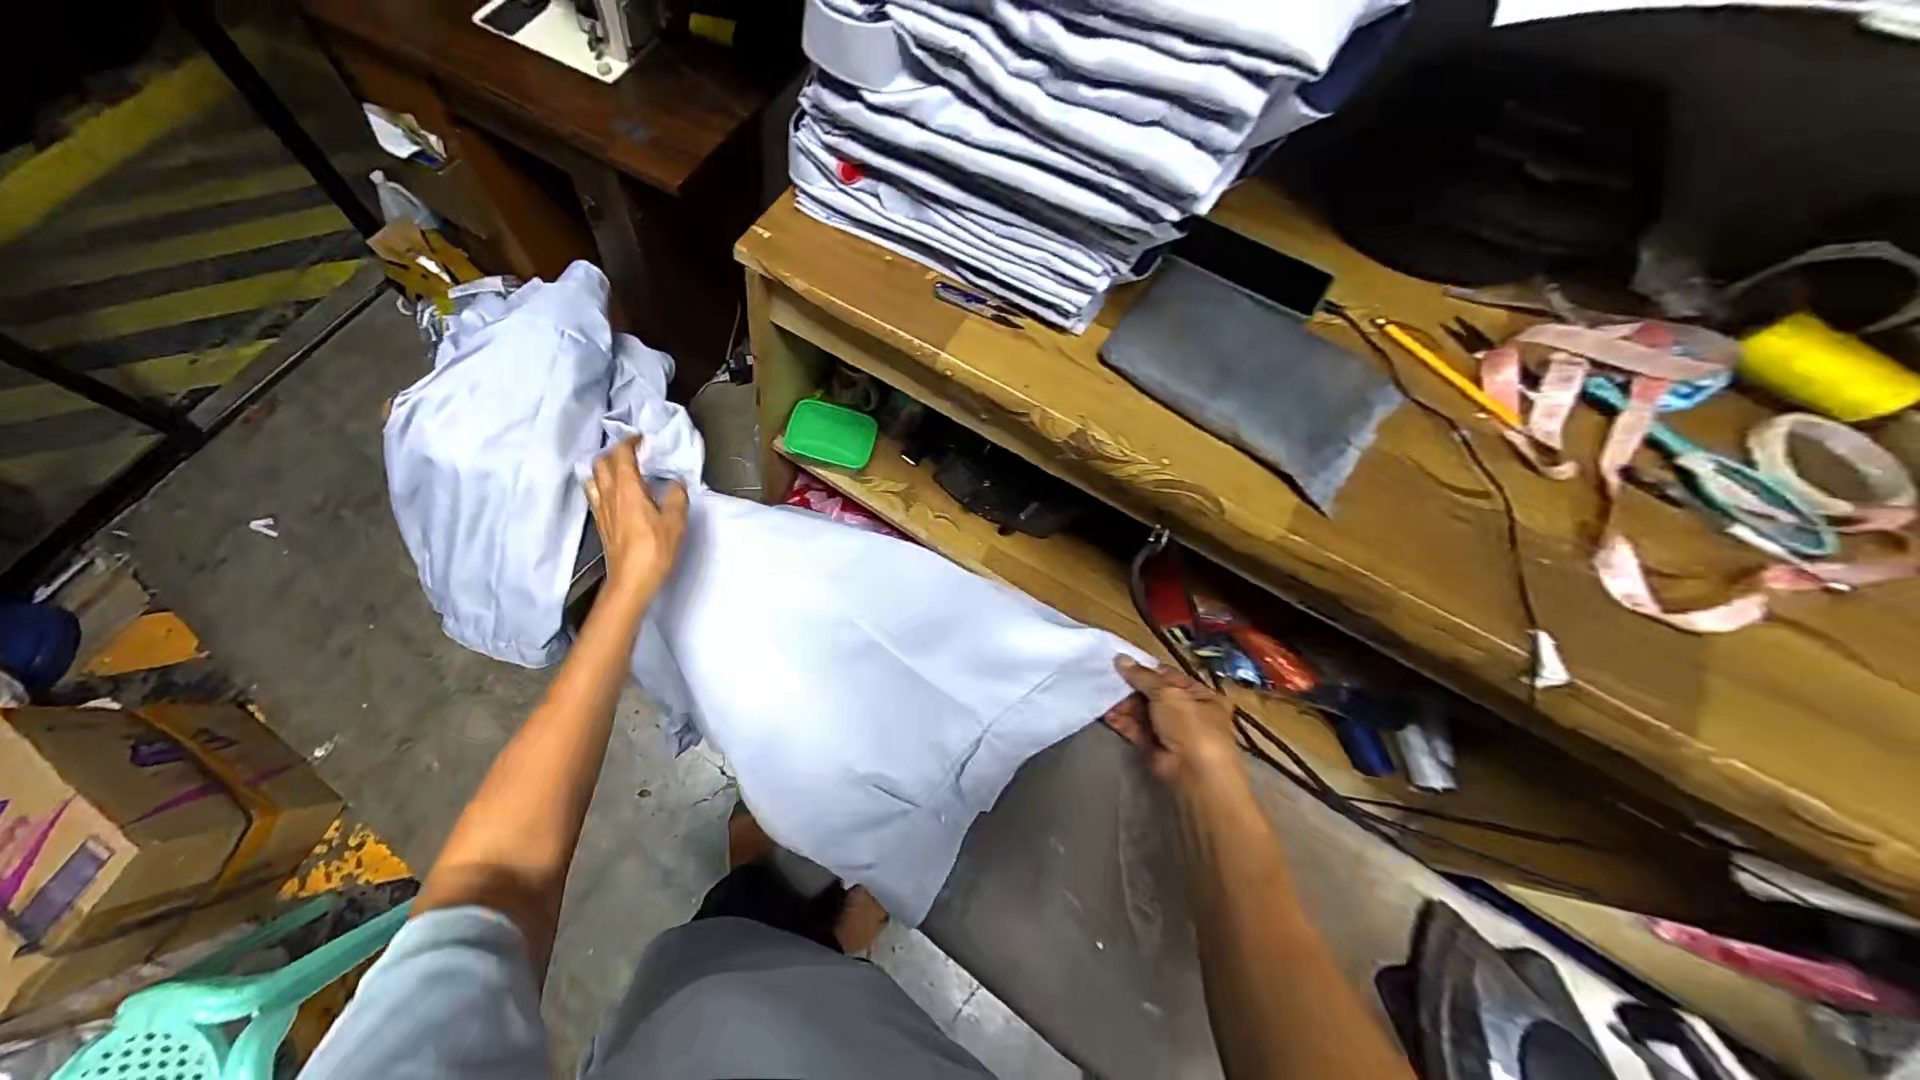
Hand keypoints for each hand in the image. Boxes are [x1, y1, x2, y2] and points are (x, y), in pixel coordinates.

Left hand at [585, 436, 688, 607]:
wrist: (631, 580)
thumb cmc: (654, 550)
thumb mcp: (675, 522)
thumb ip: (676, 497)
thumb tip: (675, 483)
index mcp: (628, 489)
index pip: (622, 455)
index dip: (630, 442)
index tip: (642, 439)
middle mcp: (609, 494)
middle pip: (602, 462)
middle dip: (615, 451)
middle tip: (632, 450)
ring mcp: (601, 508)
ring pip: (593, 476)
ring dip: (604, 466)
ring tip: (620, 467)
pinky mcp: (600, 521)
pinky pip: (594, 493)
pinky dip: (600, 483)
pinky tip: (612, 490)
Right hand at [1103, 655, 1242, 788]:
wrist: (1194, 774)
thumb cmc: (1190, 726)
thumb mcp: (1169, 693)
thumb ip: (1143, 676)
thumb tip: (1121, 659)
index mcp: (1200, 696)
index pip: (1169, 676)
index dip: (1146, 668)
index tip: (1121, 661)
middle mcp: (1186, 712)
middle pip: (1153, 694)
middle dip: (1130, 686)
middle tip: (1106, 676)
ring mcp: (1169, 731)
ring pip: (1142, 712)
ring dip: (1123, 703)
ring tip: (1101, 692)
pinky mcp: (1153, 748)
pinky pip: (1135, 729)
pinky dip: (1121, 721)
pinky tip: (1106, 712)